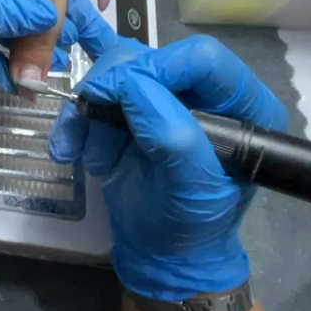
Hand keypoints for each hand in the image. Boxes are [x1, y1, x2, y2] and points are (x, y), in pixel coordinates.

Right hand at [49, 1, 286, 300]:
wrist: (158, 252)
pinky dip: (74, 111)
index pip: (200, 59)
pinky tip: (69, 143)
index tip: (111, 95)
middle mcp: (201, 93)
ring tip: (80, 152)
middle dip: (108, 91)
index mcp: (240, 107)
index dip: (154, 68)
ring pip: (111, 71)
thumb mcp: (190, 188)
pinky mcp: (127, 105)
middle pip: (146, 58)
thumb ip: (172, 135)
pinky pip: (94, 86)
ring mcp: (160, 97)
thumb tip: (129, 84)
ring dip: (85, 110)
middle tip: (86, 121)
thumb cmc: (187, 227)